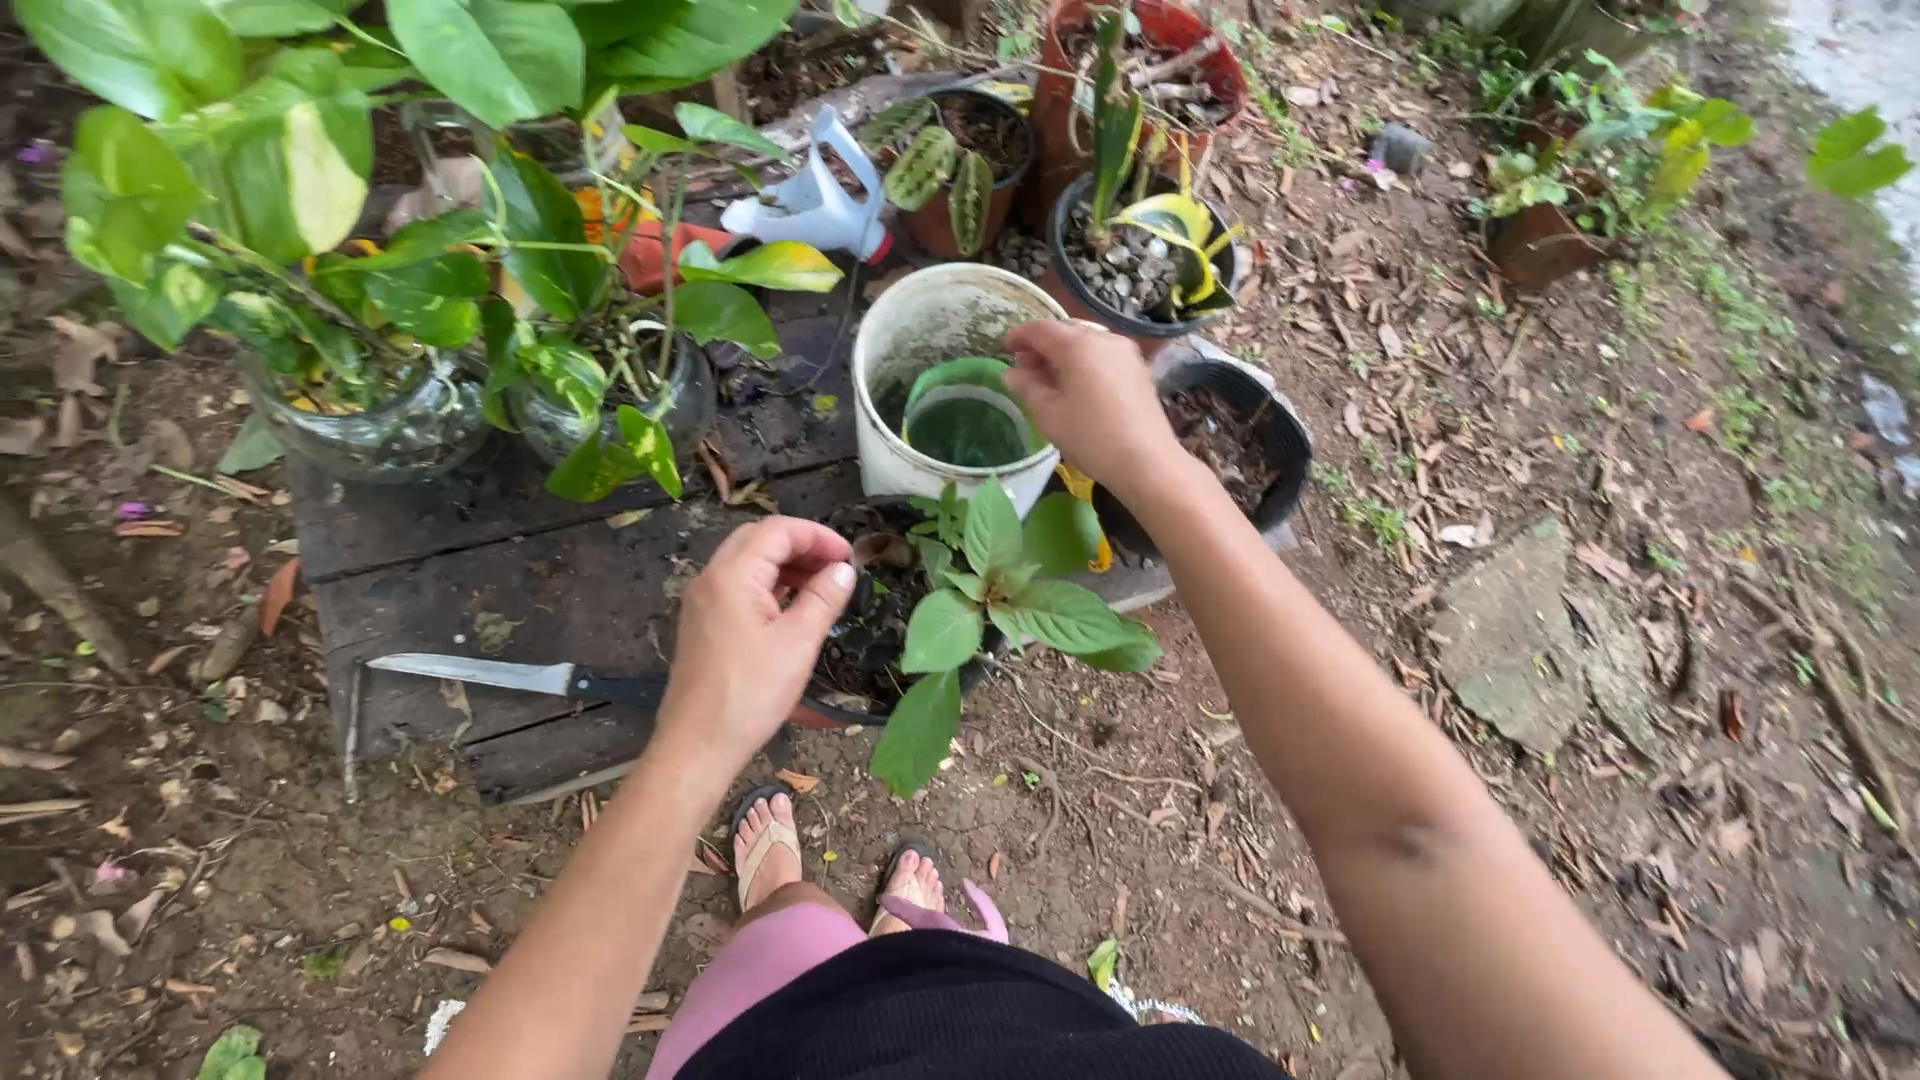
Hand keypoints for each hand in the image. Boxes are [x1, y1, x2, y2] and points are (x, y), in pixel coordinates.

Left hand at [655, 517, 854, 771]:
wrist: (697, 745)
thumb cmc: (751, 694)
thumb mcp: (798, 644)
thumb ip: (823, 599)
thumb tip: (844, 571)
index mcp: (731, 576)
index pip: (777, 530)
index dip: (817, 536)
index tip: (849, 557)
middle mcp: (710, 579)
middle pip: (758, 539)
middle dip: (801, 545)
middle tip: (836, 568)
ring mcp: (702, 601)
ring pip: (747, 562)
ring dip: (786, 565)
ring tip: (822, 587)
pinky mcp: (703, 623)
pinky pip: (738, 586)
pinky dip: (769, 585)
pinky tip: (794, 607)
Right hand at [1002, 320, 1186, 500]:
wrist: (1146, 461)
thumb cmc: (1091, 438)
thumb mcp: (1049, 415)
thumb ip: (1027, 388)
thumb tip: (1011, 373)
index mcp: (1078, 346)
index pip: (1041, 329)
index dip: (1019, 336)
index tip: (1004, 348)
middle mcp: (1104, 339)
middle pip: (1065, 331)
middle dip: (1042, 345)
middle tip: (1024, 368)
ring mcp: (1125, 352)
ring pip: (1086, 342)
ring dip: (1063, 354)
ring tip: (1048, 379)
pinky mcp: (1137, 368)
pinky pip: (1102, 354)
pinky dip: (1083, 362)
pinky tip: (1076, 385)